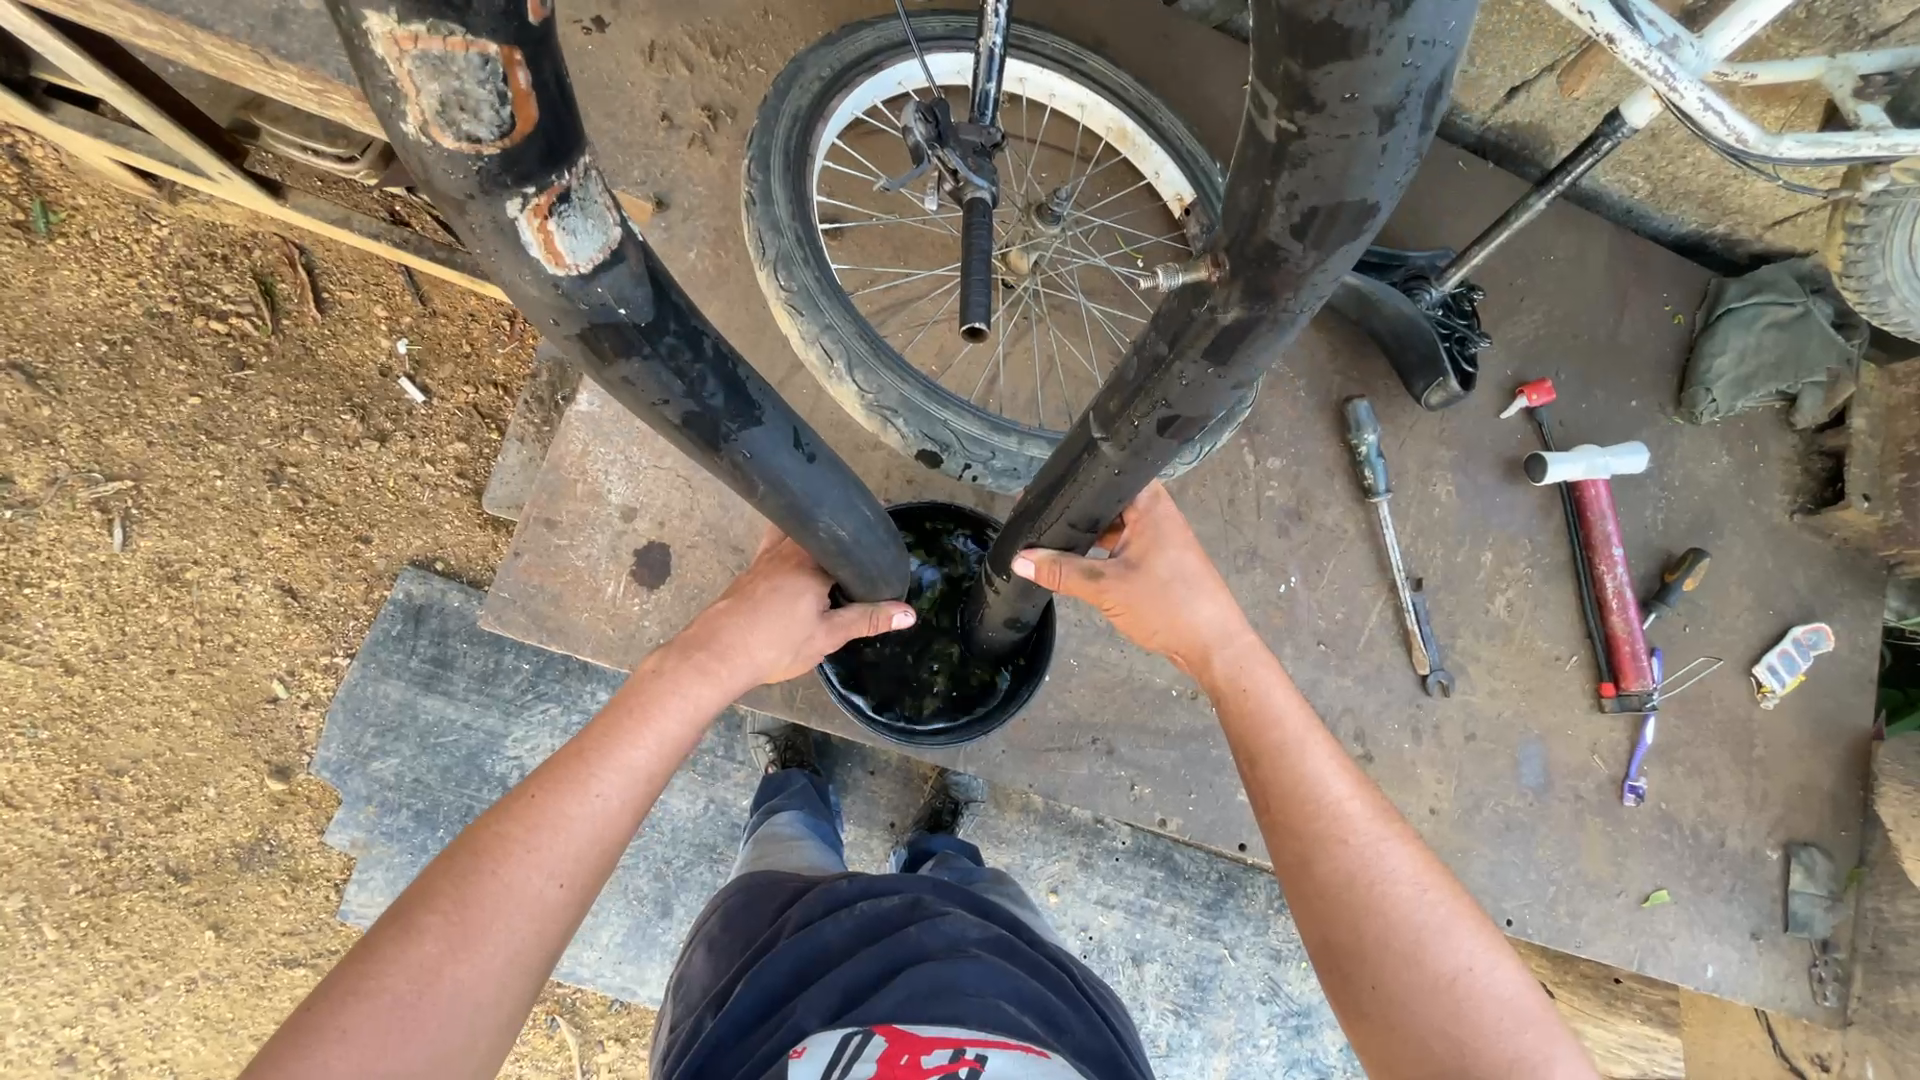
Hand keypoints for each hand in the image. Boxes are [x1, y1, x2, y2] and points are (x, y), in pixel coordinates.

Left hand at [678, 526, 915, 687]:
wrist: (715, 654)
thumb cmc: (774, 643)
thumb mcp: (828, 635)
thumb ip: (868, 619)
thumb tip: (909, 613)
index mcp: (811, 560)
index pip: (846, 538)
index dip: (865, 538)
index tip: (883, 535)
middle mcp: (787, 549)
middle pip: (819, 529)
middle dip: (839, 534)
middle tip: (861, 546)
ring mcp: (764, 558)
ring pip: (793, 534)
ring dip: (812, 538)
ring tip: (831, 553)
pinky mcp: (750, 571)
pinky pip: (776, 546)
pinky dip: (791, 548)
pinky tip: (796, 568)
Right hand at [1011, 481, 1257, 677]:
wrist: (1212, 644)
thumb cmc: (1165, 604)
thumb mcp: (1105, 587)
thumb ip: (1060, 571)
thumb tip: (1019, 560)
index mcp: (1149, 503)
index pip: (1103, 478)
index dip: (1069, 483)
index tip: (1036, 491)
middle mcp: (1156, 512)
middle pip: (1105, 503)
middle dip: (1073, 514)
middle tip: (1034, 516)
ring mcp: (1158, 536)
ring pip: (1112, 527)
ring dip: (1086, 537)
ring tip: (1047, 540)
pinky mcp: (1158, 559)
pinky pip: (1120, 546)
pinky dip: (1099, 553)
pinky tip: (1074, 562)